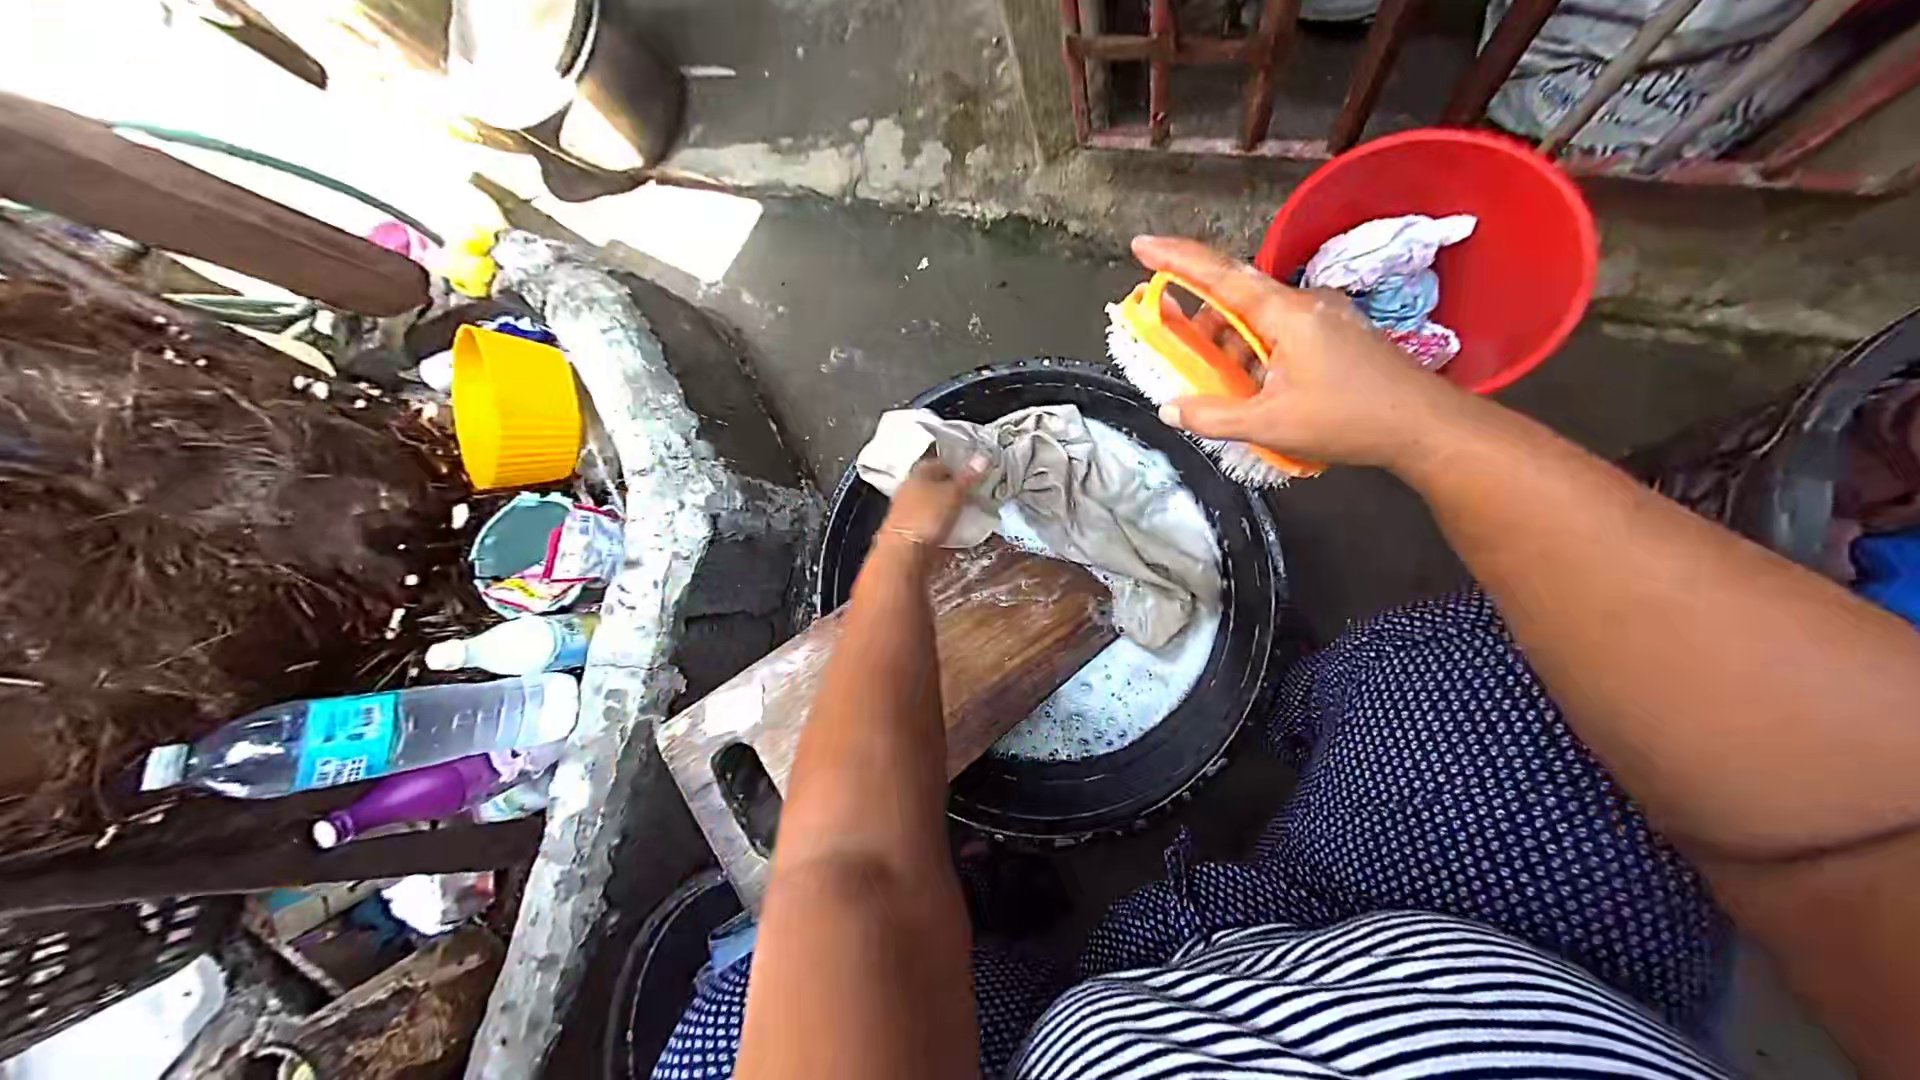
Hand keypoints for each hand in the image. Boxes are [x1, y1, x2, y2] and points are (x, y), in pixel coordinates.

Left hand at [879, 456, 986, 549]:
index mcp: (918, 473)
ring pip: (935, 504)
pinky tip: (960, 530)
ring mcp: (909, 512)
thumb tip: (983, 457)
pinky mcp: (912, 532)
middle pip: (938, 484)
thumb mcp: (954, 493)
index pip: (941, 463)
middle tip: (978, 493)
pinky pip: (934, 524)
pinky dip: (946, 525)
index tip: (977, 474)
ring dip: (952, 508)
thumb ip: (969, 477)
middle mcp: (910, 489)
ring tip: (973, 512)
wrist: (904, 554)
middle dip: (957, 488)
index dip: (959, 466)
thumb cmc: (928, 516)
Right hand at [1131, 235, 1476, 468]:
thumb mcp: (1269, 424)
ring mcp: (1323, 317)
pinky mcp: (1335, 335)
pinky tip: (1254, 389)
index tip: (1141, 245)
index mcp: (1287, 314)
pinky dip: (1254, 356)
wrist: (1425, 426)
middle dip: (1201, 325)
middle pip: (1235, 300)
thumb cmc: (1349, 420)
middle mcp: (1304, 304)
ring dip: (1229, 348)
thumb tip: (1170, 409)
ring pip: (1257, 321)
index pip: (1220, 275)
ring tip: (1220, 387)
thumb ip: (1212, 416)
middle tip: (1179, 354)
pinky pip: (1279, 335)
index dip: (1177, 259)